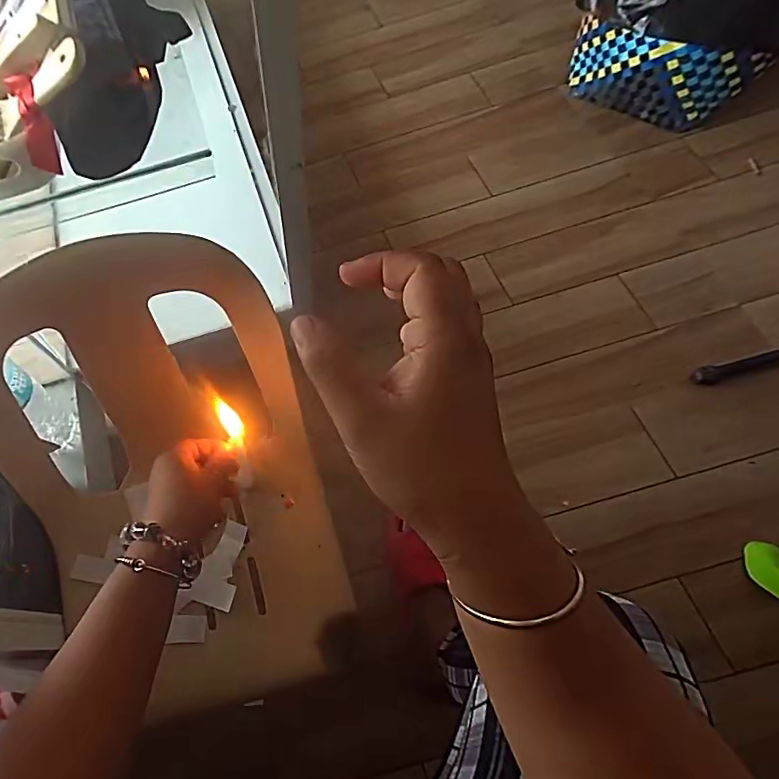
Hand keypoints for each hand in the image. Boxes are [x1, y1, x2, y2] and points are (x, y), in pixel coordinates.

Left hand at [143, 439, 236, 542]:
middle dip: (219, 473)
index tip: (236, 460)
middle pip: (197, 464)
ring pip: (194, 482)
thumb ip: (224, 463)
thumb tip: (229, 452)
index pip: (198, 444)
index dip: (219, 449)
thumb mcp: (214, 481)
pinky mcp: (165, 507)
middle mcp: (165, 469)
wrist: (166, 542)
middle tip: (236, 483)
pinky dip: (203, 501)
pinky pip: (188, 497)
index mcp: (174, 457)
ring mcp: (163, 488)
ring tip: (229, 500)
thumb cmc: (192, 505)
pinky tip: (214, 513)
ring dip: (214, 488)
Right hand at [291, 251, 535, 555]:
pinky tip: (395, 340)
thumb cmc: (418, 469)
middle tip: (359, 283)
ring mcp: (473, 362)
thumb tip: (302, 322)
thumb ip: (329, 366)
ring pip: (451, 301)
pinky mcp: (470, 382)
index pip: (423, 271)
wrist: (475, 516)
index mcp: (444, 340)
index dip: (381, 263)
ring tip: (372, 298)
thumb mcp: (360, 418)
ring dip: (413, 289)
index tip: (342, 279)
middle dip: (399, 268)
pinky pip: (451, 326)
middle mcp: (466, 341)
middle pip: (445, 276)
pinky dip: (421, 313)